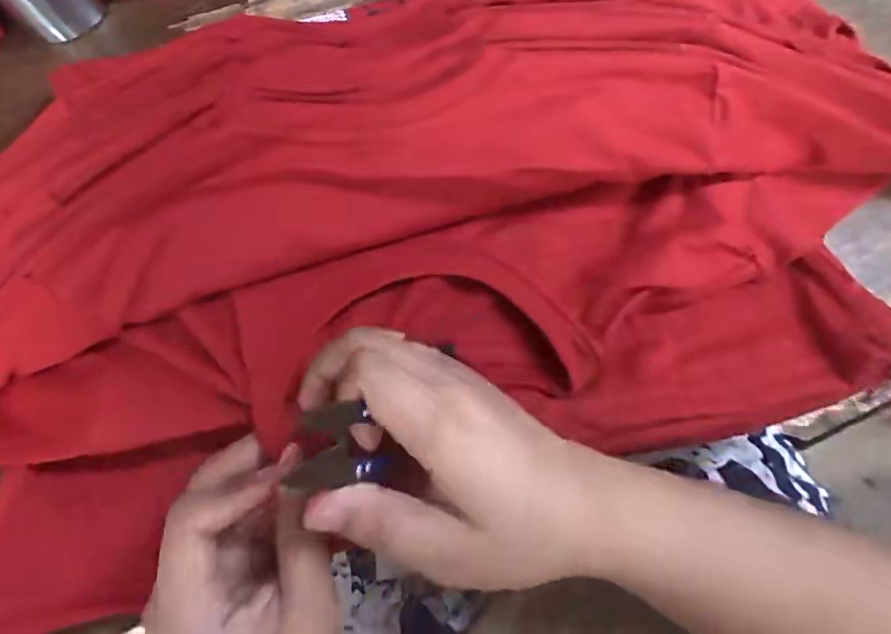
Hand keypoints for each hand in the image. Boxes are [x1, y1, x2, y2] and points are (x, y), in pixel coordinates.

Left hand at [143, 435, 338, 633]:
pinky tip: (298, 491)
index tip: (290, 469)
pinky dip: (265, 503)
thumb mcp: (307, 615)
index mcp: (181, 605)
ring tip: (306, 458)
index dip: (238, 486)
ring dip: (259, 479)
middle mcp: (173, 584)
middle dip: (246, 465)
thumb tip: (301, 465)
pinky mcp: (212, 583)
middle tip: (298, 439)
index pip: (189, 519)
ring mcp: (191, 582)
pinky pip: (233, 527)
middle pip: (195, 501)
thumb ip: (302, 538)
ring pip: (214, 507)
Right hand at [294, 328, 612, 589]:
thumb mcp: (448, 550)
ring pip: (385, 339)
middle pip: (368, 341)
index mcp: (440, 419)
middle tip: (322, 426)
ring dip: (352, 369)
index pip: (366, 367)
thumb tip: (310, 501)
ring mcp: (458, 370)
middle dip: (329, 373)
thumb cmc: (517, 533)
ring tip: (351, 426)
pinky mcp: (465, 373)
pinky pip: (406, 350)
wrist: (580, 500)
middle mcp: (446, 379)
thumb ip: (379, 521)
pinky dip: (377, 369)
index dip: (336, 397)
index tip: (344, 448)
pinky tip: (384, 417)